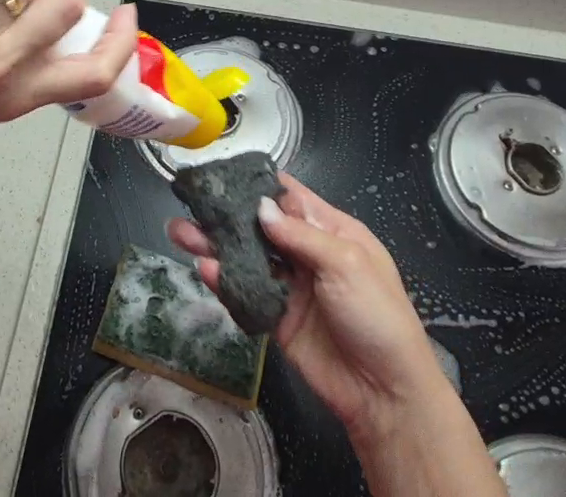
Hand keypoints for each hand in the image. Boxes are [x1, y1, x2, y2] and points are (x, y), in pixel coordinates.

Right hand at [169, 174, 437, 446]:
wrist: (385, 392)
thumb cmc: (378, 317)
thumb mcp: (347, 265)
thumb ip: (301, 235)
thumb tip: (261, 207)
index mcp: (331, 232)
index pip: (290, 198)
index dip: (257, 184)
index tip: (222, 173)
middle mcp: (306, 254)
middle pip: (259, 227)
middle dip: (225, 214)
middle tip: (189, 203)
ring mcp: (289, 286)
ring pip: (246, 257)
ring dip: (214, 245)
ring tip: (180, 232)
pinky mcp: (275, 317)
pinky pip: (244, 293)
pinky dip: (223, 280)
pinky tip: (204, 268)